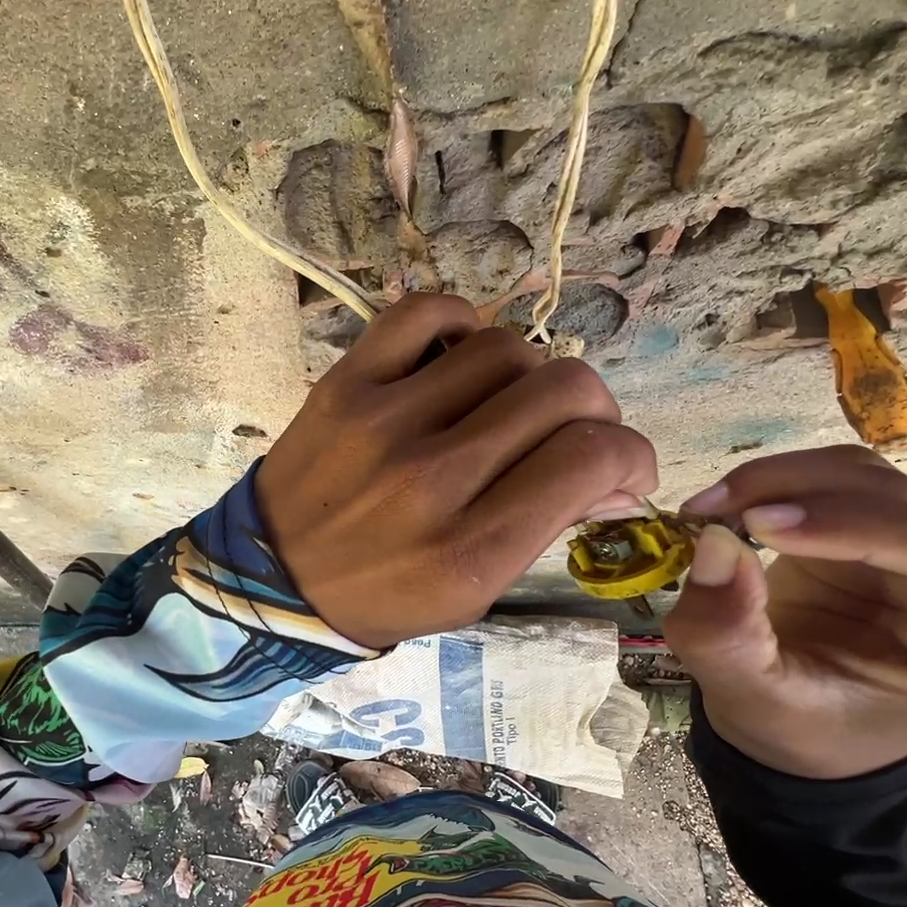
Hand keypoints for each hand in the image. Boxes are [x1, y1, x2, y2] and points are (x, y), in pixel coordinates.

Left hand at [256, 292, 657, 648]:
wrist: (274, 576)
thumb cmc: (382, 593)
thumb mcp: (471, 594)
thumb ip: (546, 528)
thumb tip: (617, 471)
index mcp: (471, 549)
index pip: (593, 458)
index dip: (632, 455)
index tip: (620, 467)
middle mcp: (431, 478)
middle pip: (562, 390)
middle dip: (593, 407)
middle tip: (572, 431)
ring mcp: (382, 422)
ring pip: (504, 348)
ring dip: (528, 372)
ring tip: (506, 402)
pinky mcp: (343, 385)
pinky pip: (421, 313)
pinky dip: (457, 322)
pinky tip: (457, 356)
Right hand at [665, 446, 906, 779]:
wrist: (807, 729)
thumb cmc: (800, 731)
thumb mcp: (751, 699)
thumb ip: (726, 635)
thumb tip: (713, 541)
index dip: (860, 523)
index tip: (757, 524)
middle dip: (803, 496)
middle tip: (709, 511)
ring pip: (877, 480)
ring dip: (783, 482)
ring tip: (711, 509)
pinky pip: (851, 482)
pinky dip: (783, 484)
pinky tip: (736, 507)